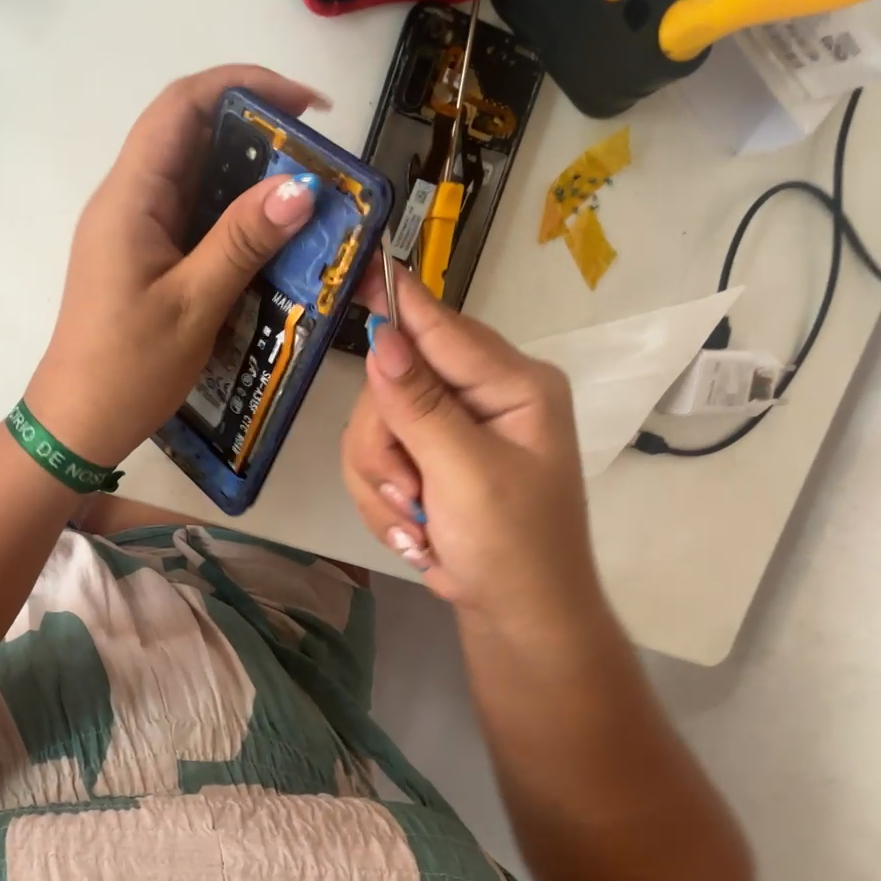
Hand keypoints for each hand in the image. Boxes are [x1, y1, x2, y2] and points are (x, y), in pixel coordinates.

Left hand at [22, 66, 326, 465]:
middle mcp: (126, 202)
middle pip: (189, 134)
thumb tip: (301, 185)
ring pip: (192, 176)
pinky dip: (230, 214)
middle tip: (317, 159)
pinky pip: (189, 216)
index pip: (181, 106)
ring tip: (305, 194)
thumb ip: (243, 241)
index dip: (244, 87)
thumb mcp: (193, 305)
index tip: (305, 108)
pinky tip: (269, 234)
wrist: (78, 423)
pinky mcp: (140, 257)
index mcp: (129, 200)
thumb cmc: (128, 370)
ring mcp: (131, 230)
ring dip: (247, 175)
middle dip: (256, 132)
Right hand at [341, 261, 606, 638]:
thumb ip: (420, 406)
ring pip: (374, 430)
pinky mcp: (430, 463)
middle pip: (392, 389)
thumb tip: (383, 338)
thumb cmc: (512, 545)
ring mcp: (452, 433)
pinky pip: (375, 463)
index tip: (363, 263)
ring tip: (416, 525)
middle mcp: (480, 398)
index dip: (401, 302)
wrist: (517, 617)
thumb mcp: (466, 473)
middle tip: (407, 495)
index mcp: (513, 386)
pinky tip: (415, 530)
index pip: (444, 330)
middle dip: (385, 449)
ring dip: (382, 484)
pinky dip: (384, 501)